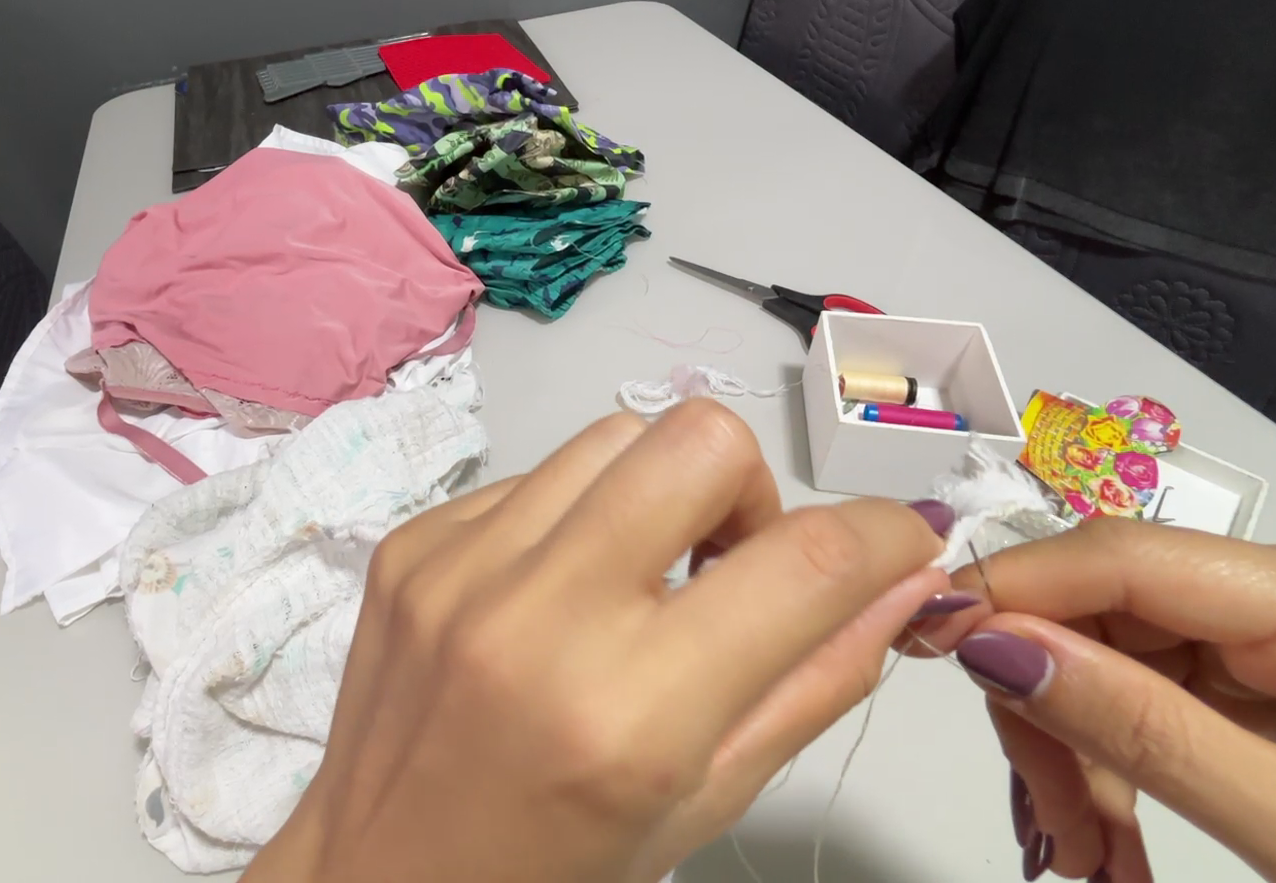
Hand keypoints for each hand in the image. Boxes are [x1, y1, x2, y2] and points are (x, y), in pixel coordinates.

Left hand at [244, 400, 952, 882]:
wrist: (371, 874)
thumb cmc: (555, 864)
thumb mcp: (702, 801)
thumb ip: (813, 682)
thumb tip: (903, 578)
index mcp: (628, 710)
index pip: (802, 562)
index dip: (881, 535)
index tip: (898, 542)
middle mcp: (536, 613)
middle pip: (697, 438)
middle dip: (746, 489)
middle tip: (728, 560)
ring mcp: (458, 561)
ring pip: (615, 436)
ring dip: (657, 491)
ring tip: (640, 571)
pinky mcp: (412, 539)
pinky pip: (533, 476)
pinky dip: (574, 516)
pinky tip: (554, 587)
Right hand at [907, 518, 1275, 881]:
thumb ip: (1152, 737)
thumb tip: (988, 644)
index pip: (1131, 555)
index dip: (1013, 587)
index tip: (925, 644)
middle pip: (1113, 603)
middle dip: (1054, 702)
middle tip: (1048, 827)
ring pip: (1118, 640)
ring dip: (1080, 735)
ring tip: (1087, 847)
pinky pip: (1157, 671)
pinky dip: (1119, 740)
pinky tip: (1118, 817)